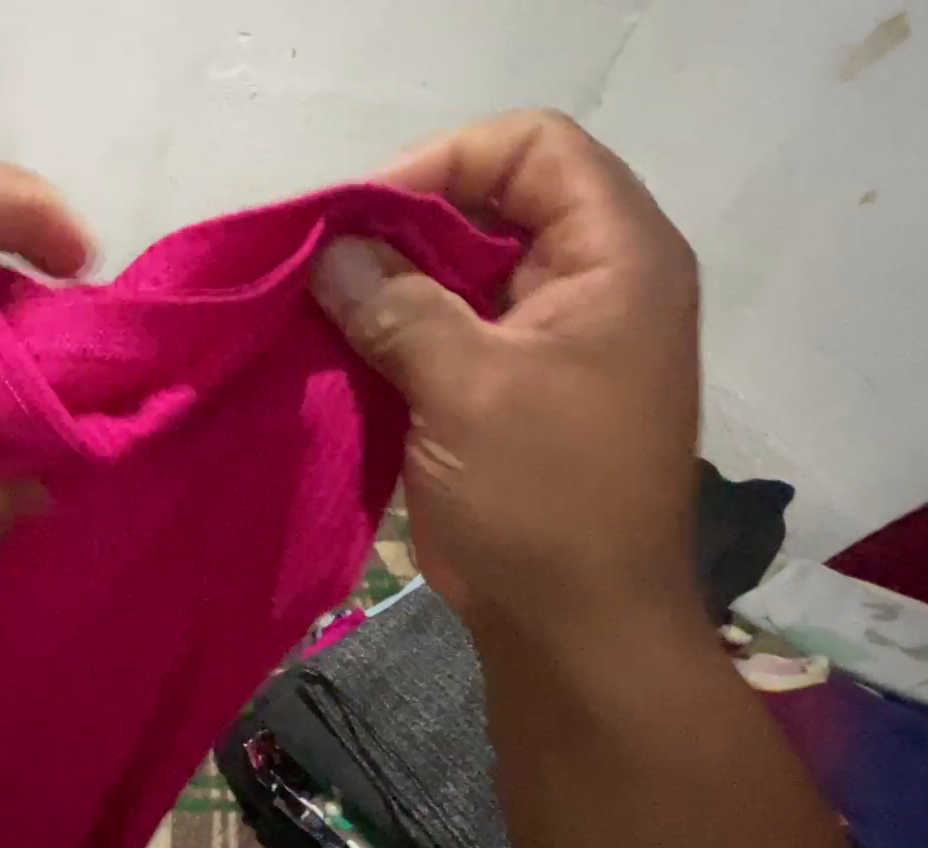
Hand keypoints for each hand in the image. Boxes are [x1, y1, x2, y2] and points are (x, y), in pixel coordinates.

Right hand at [312, 110, 702, 632]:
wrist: (566, 617)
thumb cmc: (541, 497)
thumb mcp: (469, 390)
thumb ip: (397, 308)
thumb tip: (329, 252)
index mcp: (612, 260)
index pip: (532, 150)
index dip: (443, 163)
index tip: (359, 215)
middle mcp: (580, 284)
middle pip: (486, 206)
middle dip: (398, 225)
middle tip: (321, 261)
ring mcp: (534, 339)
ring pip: (451, 273)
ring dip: (383, 282)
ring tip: (316, 302)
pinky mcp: (492, 388)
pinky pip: (435, 331)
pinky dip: (383, 331)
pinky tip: (334, 345)